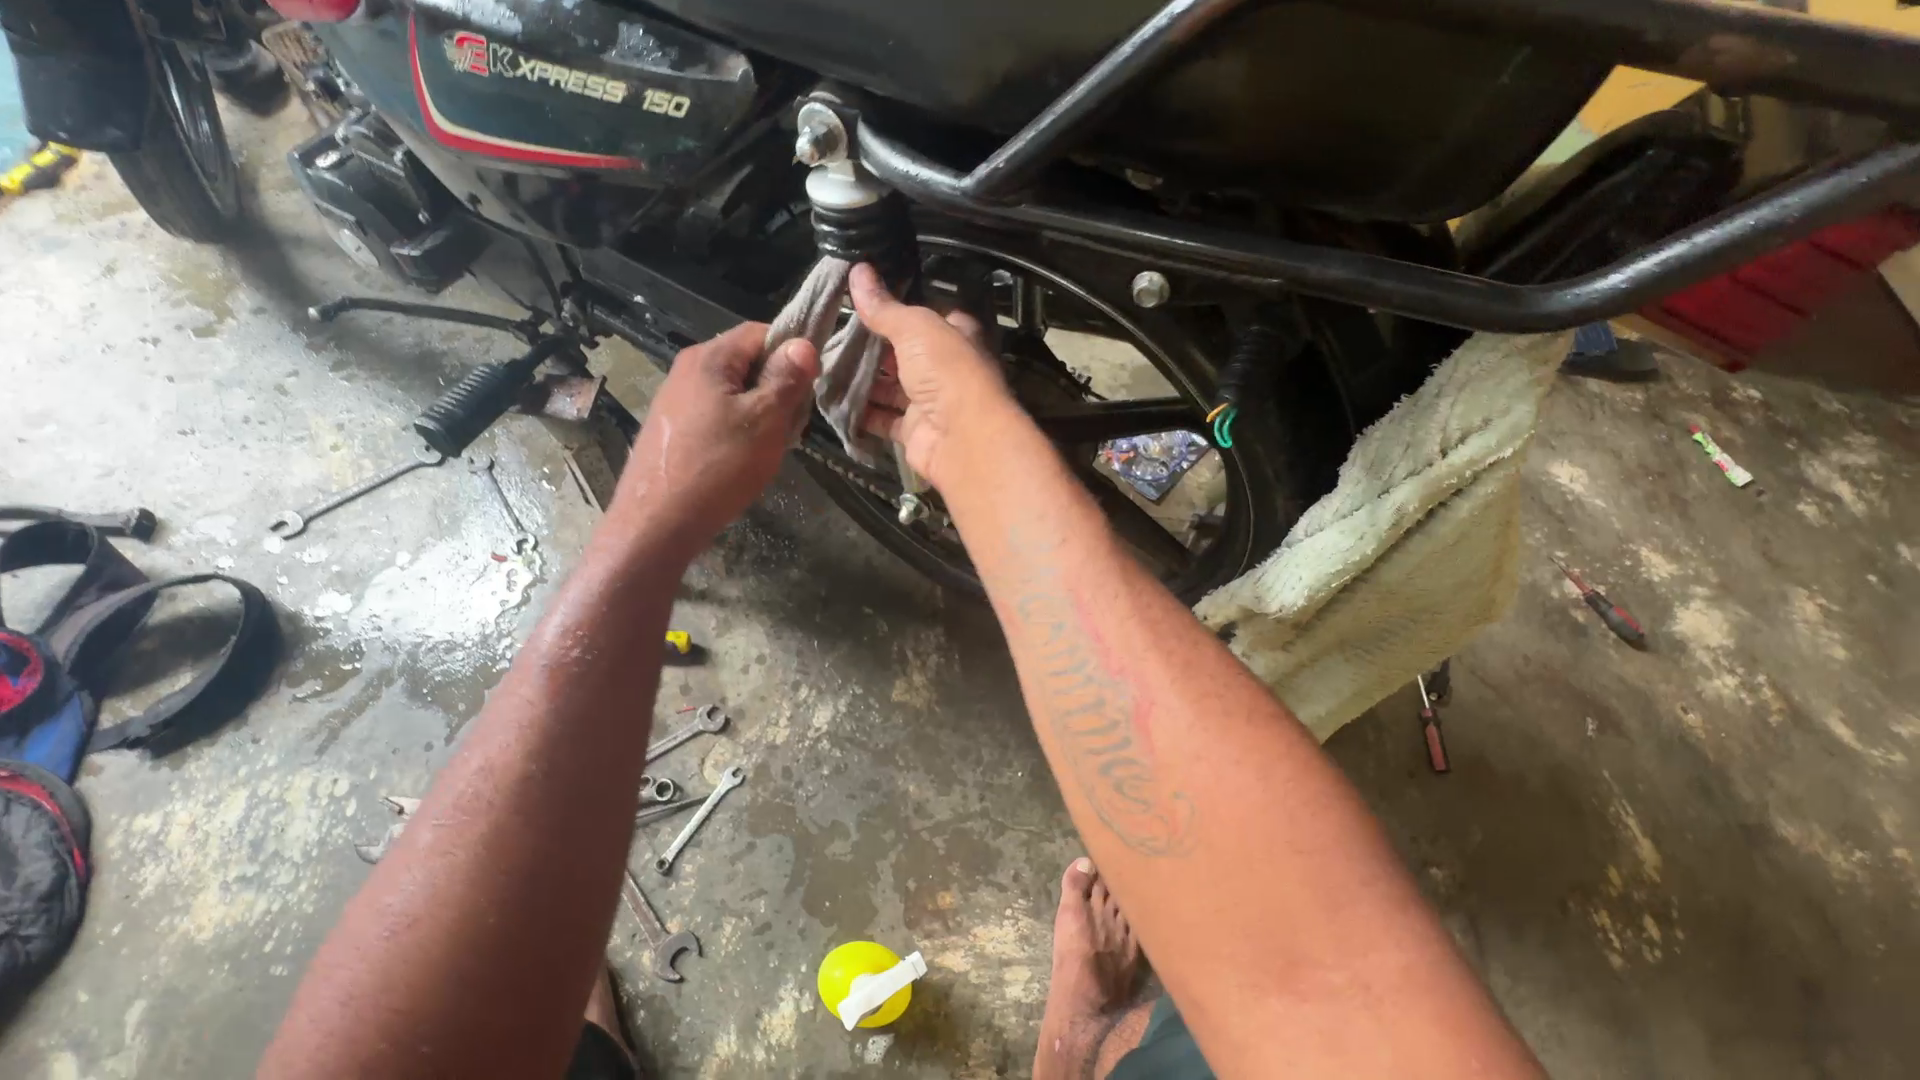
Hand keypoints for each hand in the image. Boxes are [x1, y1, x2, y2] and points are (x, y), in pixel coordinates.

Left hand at [613, 322, 819, 558]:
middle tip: (794, 424)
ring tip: (771, 446)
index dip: (792, 353)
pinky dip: (738, 430)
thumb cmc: (718, 466)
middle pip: (747, 363)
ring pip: (734, 392)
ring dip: (760, 413)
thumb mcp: (765, 420)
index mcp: (709, 357)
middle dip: (778, 388)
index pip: (761, 332)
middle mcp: (687, 370)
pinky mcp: (673, 429)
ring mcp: (676, 400)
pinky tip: (744, 459)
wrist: (657, 523)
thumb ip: (787, 378)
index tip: (810, 386)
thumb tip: (804, 343)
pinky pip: (717, 416)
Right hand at [850, 263, 1018, 490]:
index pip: (924, 317)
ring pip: (890, 387)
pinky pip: (883, 419)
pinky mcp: (914, 431)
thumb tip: (858, 271)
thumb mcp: (914, 327)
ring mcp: (930, 402)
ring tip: (825, 367)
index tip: (861, 303)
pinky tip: (835, 401)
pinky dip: (862, 413)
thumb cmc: (947, 371)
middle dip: (871, 348)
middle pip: (903, 354)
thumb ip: (884, 306)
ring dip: (862, 381)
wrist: (963, 437)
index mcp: (955, 335)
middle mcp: (945, 368)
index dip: (896, 310)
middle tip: (832, 337)